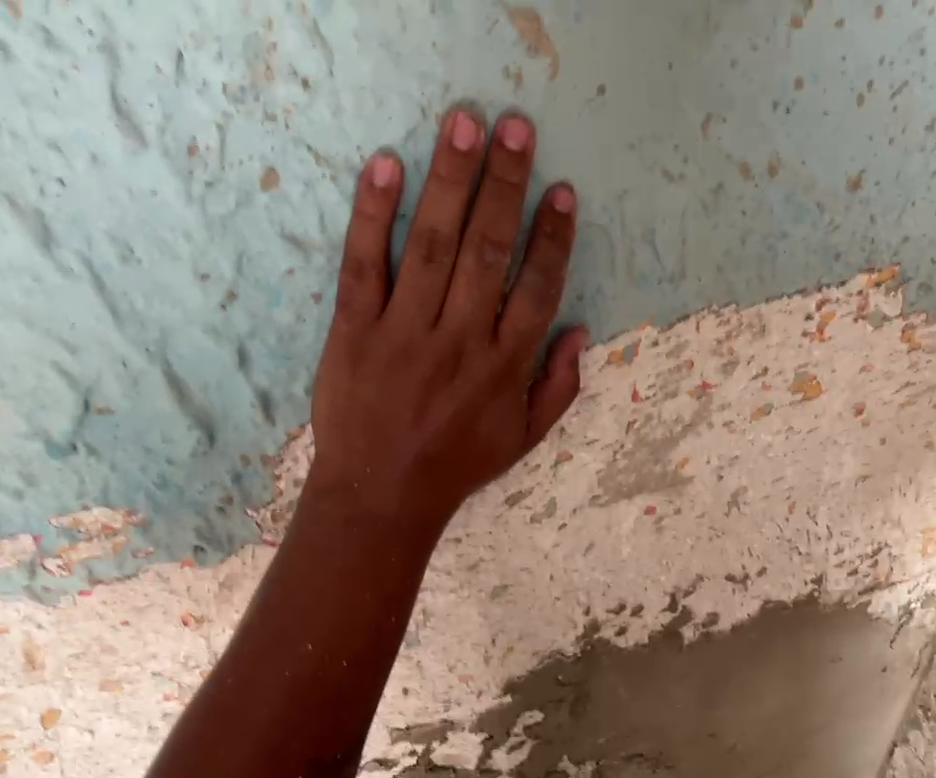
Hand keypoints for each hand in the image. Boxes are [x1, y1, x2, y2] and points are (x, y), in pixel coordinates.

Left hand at [304, 108, 587, 537]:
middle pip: (488, 252)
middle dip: (504, 186)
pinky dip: (373, 216)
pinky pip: (364, 266)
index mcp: (504, 368)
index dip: (552, 239)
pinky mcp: (355, 330)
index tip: (561, 192)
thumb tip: (580, 332)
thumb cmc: (458, 463)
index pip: (536, 290)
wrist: (382, 494)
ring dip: (450, 182)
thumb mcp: (524, 438)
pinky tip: (386, 167)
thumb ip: (558, 387)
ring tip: (464, 124)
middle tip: (515, 127)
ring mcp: (405, 333)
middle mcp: (460, 341)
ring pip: (432, 247)